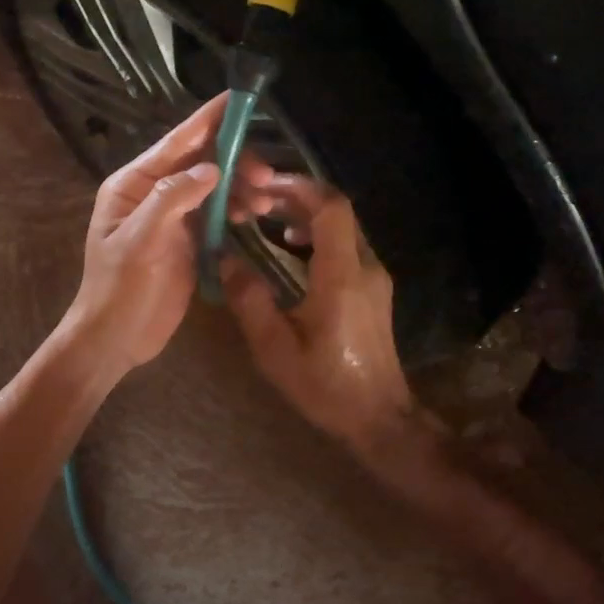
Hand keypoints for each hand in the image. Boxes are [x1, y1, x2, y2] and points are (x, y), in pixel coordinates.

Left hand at [61, 93, 273, 371]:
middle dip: (234, 162)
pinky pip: (216, 213)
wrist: (115, 338)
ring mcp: (171, 217)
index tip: (238, 98)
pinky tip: (253, 214)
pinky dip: (235, 209)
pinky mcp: (187, 240)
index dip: (207, 119)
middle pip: (200, 162)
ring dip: (239, 188)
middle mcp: (153, 193)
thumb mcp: (140, 241)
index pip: (175, 142)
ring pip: (213, 187)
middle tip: (265, 177)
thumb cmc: (119, 288)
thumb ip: (172, 200)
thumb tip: (210, 168)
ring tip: (263, 202)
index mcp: (133, 184)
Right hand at [221, 178, 439, 449]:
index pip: (330, 208)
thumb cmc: (325, 385)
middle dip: (296, 196)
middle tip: (257, 200)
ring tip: (268, 218)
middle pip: (337, 210)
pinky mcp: (373, 289)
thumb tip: (224, 256)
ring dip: (306, 213)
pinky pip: (346, 244)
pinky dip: (317, 233)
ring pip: (343, 225)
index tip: (262, 185)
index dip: (297, 187)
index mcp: (341, 275)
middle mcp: (364, 266)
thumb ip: (249, 299)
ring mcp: (374, 277)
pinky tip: (290, 247)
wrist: (379, 418)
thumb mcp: (274, 348)